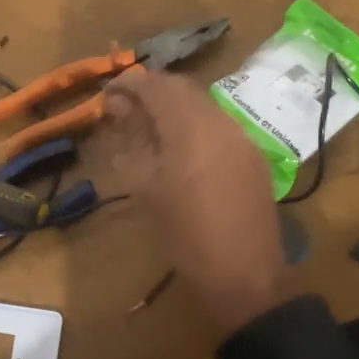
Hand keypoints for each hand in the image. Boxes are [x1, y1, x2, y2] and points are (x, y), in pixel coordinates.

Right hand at [102, 70, 296, 333]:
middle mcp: (221, 122)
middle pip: (182, 89)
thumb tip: (119, 110)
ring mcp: (241, 138)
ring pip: (201, 106)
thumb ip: (133, 142)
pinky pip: (217, 127)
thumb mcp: (146, 188)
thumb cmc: (185, 234)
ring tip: (145, 129)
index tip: (106, 92)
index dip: (129, 83)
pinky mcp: (251, 157)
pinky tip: (177, 149)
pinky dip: (192, 125)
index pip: (156, 85)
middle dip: (151, 92)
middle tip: (122, 109)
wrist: (244, 275)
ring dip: (172, 108)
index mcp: (191, 127)